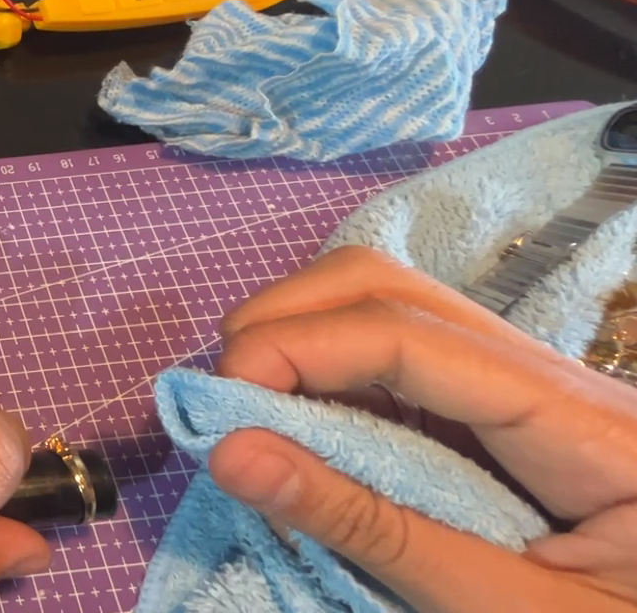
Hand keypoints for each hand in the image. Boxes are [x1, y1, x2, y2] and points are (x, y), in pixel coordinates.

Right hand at [208, 245, 636, 611]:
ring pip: (369, 300)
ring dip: (289, 338)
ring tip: (259, 412)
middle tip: (234, 401)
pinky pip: (375, 352)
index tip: (224, 410)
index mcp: (589, 423)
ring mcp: (512, 384)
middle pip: (378, 284)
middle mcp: (547, 375)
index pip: (401, 331)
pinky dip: (314, 373)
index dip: (291, 347)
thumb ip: (369, 530)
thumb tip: (224, 454)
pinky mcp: (484, 407)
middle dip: (279, 323)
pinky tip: (300, 425)